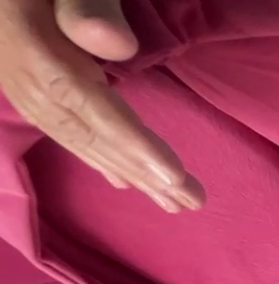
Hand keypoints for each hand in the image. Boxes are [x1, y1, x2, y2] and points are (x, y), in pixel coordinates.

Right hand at [0, 0, 202, 210]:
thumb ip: (87, 6)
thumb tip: (110, 43)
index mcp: (22, 32)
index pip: (77, 96)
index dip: (126, 138)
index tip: (173, 175)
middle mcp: (9, 57)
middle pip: (78, 124)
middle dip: (138, 168)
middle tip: (193, 202)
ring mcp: (8, 64)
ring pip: (68, 130)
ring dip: (123, 170)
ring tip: (172, 203)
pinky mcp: (16, 68)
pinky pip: (53, 122)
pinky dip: (92, 154)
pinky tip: (121, 180)